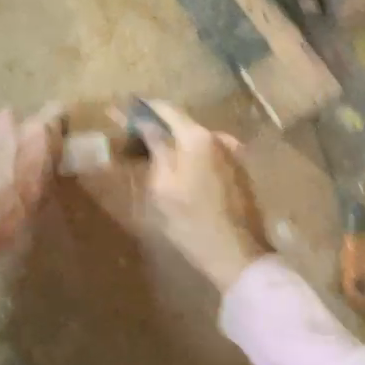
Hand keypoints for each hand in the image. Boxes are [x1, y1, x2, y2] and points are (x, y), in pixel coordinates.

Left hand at [0, 105, 65, 250]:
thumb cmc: (6, 218)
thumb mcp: (41, 197)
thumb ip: (46, 168)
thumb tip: (46, 160)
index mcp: (38, 134)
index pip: (57, 113)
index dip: (52, 131)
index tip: (49, 147)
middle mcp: (11, 117)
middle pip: (23, 120)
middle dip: (21, 138)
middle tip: (15, 163)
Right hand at [138, 100, 270, 291]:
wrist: (239, 255)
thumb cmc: (192, 221)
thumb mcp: (163, 186)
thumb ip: (156, 148)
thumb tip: (145, 123)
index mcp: (197, 137)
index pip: (166, 109)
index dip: (144, 109)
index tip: (124, 112)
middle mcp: (218, 137)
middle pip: (182, 124)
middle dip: (159, 129)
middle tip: (134, 141)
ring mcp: (233, 153)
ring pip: (196, 141)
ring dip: (176, 145)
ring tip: (155, 160)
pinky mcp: (240, 171)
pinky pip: (209, 154)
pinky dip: (192, 157)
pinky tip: (180, 174)